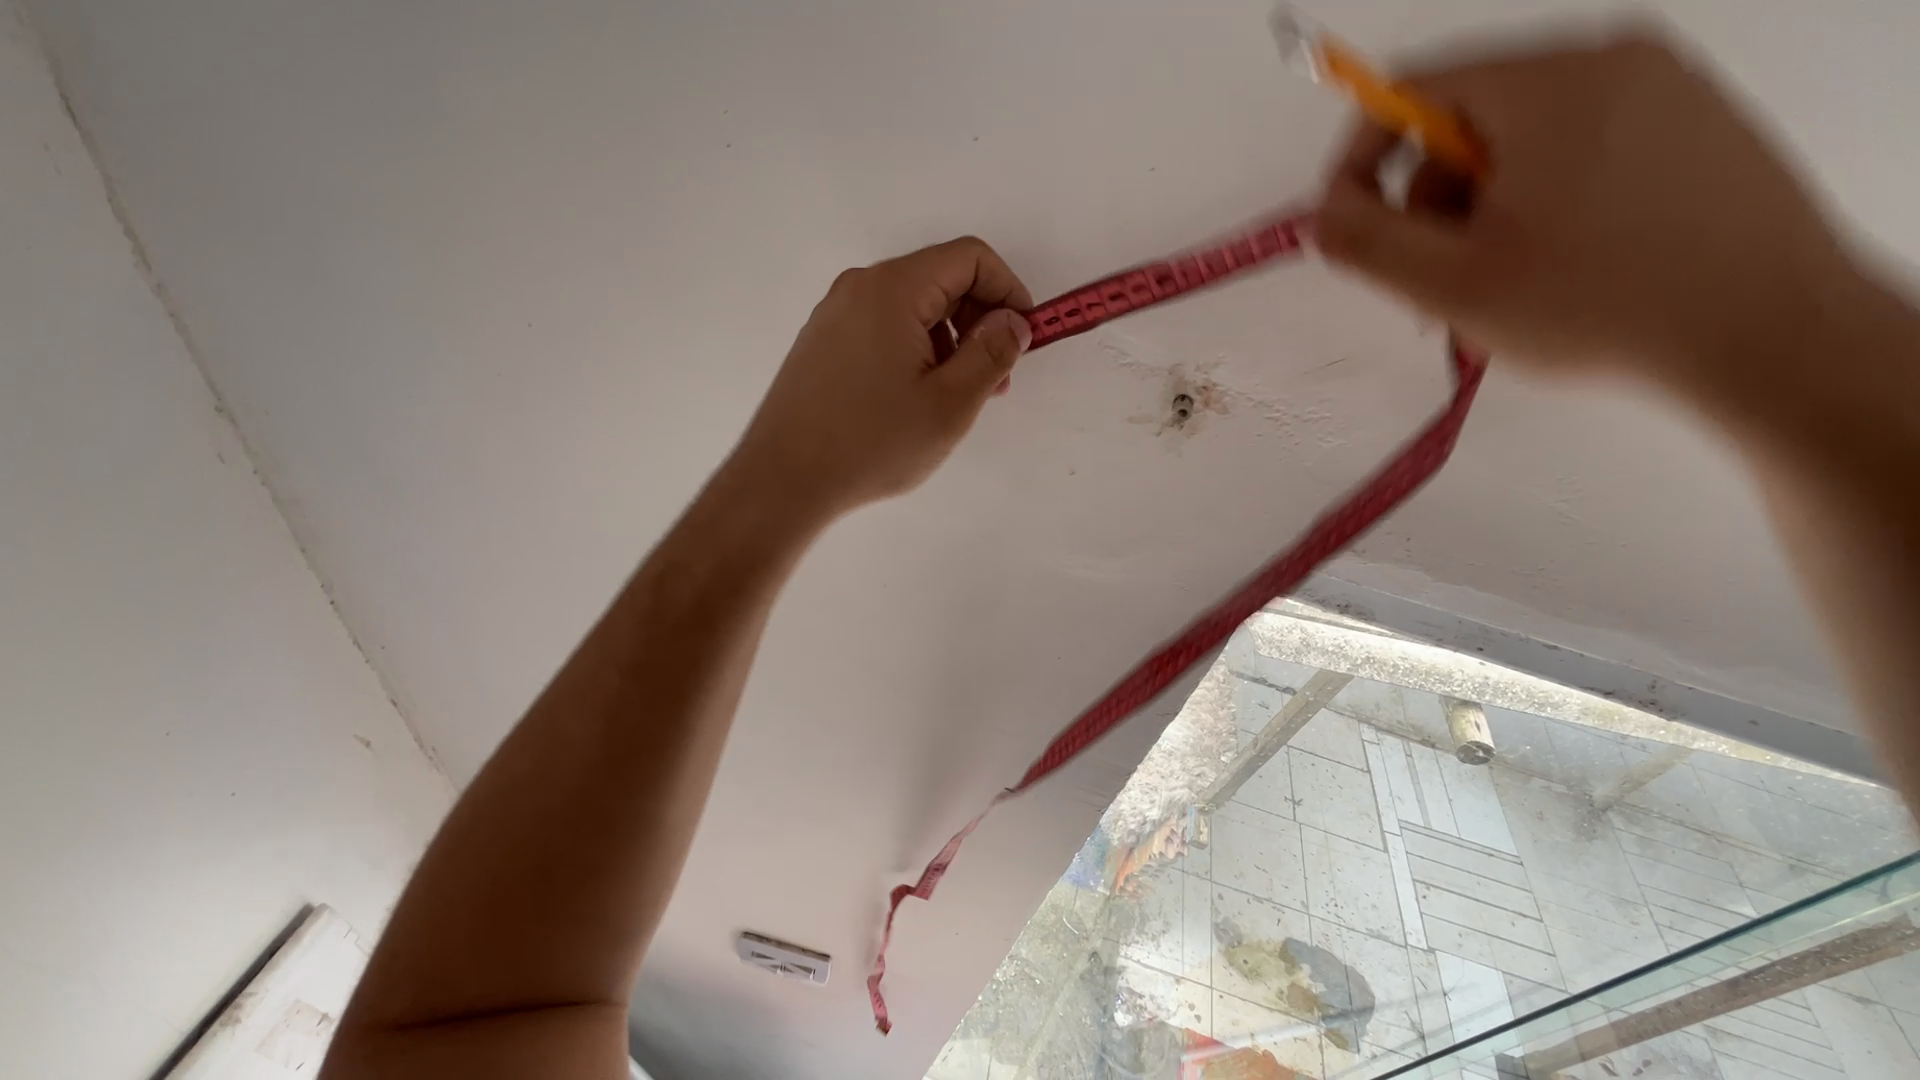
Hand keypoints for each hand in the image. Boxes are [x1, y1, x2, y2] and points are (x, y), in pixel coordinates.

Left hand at [730, 236, 1032, 519]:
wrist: (782, 481)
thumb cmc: (872, 443)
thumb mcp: (950, 404)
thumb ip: (992, 354)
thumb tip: (1013, 321)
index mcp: (893, 289)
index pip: (969, 258)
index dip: (1008, 290)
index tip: (1022, 338)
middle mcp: (860, 288)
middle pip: (940, 279)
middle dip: (979, 321)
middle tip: (994, 380)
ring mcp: (835, 315)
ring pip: (913, 308)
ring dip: (949, 341)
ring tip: (955, 400)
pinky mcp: (822, 343)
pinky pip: (884, 329)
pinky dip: (915, 351)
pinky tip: (915, 400)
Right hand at [1315, 28, 1855, 399]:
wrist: (1773, 338)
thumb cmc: (1595, 305)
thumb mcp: (1450, 284)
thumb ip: (1362, 242)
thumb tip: (1326, 213)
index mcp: (1552, 81)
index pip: (1413, 89)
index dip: (1360, 159)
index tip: (1352, 230)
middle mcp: (1614, 62)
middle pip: (1468, 122)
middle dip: (1431, 206)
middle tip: (1437, 283)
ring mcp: (1670, 92)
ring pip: (1522, 148)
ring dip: (1481, 220)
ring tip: (1495, 295)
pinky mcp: (1701, 131)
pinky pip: (1581, 158)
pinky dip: (1541, 213)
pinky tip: (1554, 276)